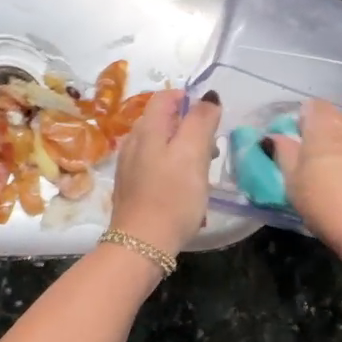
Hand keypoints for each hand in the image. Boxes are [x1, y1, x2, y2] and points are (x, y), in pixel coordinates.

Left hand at [108, 90, 220, 256]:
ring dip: (183, 153)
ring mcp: (129, 167)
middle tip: (211, 148)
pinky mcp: (132, 190)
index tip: (211, 116)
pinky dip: (172, 172)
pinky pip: (155, 169)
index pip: (165, 97)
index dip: (188, 99)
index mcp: (147, 129)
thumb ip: (201, 121)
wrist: (142, 244)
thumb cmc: (173, 197)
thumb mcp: (193, 154)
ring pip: (159, 147)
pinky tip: (185, 192)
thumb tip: (208, 97)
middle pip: (162, 122)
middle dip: (189, 128)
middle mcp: (133, 143)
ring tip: (202, 173)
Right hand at [270, 100, 341, 259]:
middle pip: (334, 120)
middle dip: (324, 136)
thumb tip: (275, 137)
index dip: (302, 124)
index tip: (298, 148)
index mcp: (325, 122)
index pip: (310, 107)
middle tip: (317, 166)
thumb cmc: (326, 204)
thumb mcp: (292, 182)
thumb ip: (283, 153)